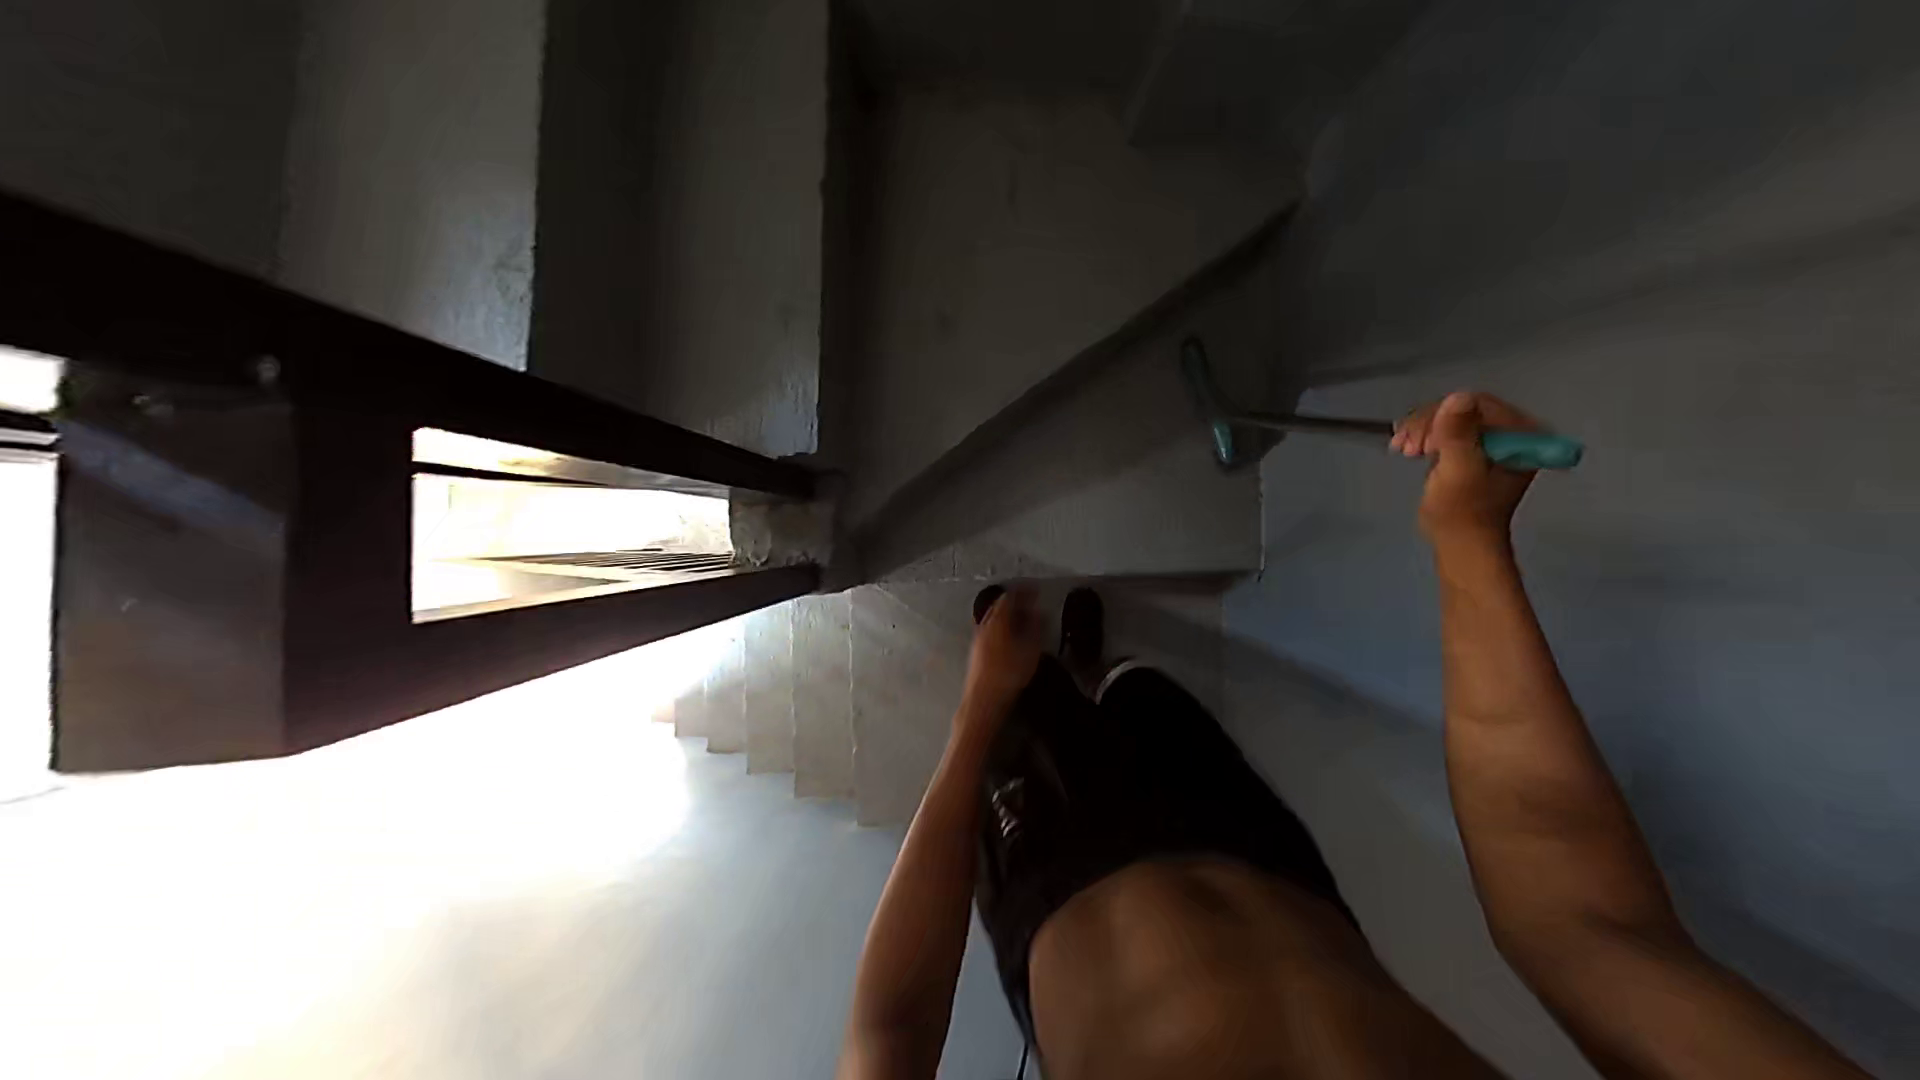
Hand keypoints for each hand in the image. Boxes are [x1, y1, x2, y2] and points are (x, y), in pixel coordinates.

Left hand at [961, 587, 1043, 723]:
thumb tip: (1040, 613)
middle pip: (998, 607)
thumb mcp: (1030, 650)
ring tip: (1022, 616)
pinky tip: (1009, 635)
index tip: (1035, 589)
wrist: (983, 699)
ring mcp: (978, 639)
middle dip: (1014, 601)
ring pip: (993, 619)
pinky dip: (1001, 626)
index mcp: (997, 621)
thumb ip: (1036, 628)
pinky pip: (990, 630)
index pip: (1009, 598)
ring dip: (1007, 614)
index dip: (1023, 591)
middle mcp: (984, 626)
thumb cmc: (1009, 673)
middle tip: (1029, 601)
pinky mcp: (976, 652)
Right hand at [1391, 391, 1543, 543]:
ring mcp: (1492, 441)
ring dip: (1422, 431)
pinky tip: (1409, 448)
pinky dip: (1424, 436)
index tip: (1419, 442)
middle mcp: (1513, 432)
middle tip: (1406, 447)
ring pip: (1451, 418)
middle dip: (1429, 425)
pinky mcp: (1473, 449)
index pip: (1479, 405)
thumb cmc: (1463, 511)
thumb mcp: (1460, 471)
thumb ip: (1459, 435)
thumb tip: (1456, 398)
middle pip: (1464, 409)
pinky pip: (1447, 430)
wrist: (1460, 540)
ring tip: (1404, 449)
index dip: (1443, 418)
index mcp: (1523, 434)